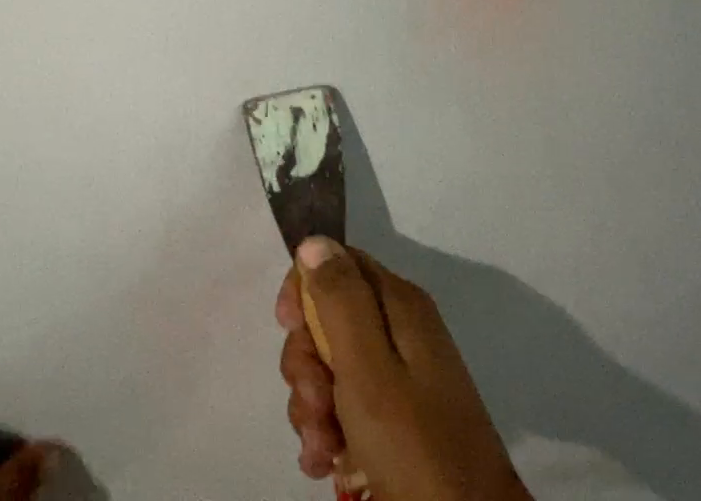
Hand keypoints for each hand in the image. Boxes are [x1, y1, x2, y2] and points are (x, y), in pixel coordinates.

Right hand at [277, 237, 532, 500]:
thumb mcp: (367, 365)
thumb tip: (315, 240)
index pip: (336, 262)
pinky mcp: (390, 417)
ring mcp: (395, 377)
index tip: (288, 327)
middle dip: (305, 362)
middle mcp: (397, 332)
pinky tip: (326, 461)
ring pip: (326, 367)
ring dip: (311, 405)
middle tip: (315, 401)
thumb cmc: (412, 441)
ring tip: (324, 446)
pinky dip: (325, 431)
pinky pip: (340, 405)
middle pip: (324, 319)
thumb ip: (339, 299)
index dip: (303, 290)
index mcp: (398, 305)